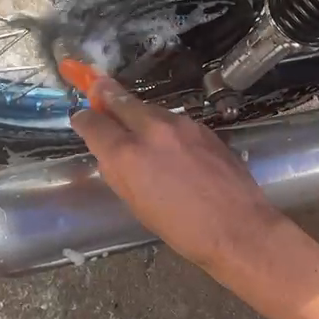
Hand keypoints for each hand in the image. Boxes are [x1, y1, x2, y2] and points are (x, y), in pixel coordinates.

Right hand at [69, 75, 286, 271]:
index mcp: (127, 154)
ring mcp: (181, 124)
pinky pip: (174, 120)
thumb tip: (110, 153)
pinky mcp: (203, 127)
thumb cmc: (183, 230)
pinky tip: (168, 141)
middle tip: (97, 88)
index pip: (93, 124)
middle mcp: (151, 130)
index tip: (81, 117)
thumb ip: (120, 172)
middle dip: (106, 95)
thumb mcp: (137, 205)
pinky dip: (164, 125)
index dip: (83, 119)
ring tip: (134, 122)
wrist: (238, 227)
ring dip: (138, 112)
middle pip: (120, 100)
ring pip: (149, 109)